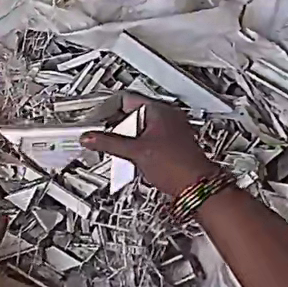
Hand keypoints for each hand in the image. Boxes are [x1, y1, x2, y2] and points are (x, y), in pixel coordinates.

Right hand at [81, 94, 220, 196]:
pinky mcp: (171, 144)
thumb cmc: (177, 166)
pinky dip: (135, 145)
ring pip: (138, 127)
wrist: (198, 187)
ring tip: (116, 149)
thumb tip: (89, 137)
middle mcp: (166, 116)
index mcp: (158, 110)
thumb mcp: (135, 152)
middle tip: (102, 135)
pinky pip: (147, 138)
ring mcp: (170, 129)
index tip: (95, 120)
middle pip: (130, 113)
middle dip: (114, 125)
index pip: (124, 99)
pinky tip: (131, 157)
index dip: (106, 109)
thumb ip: (108, 143)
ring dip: (124, 137)